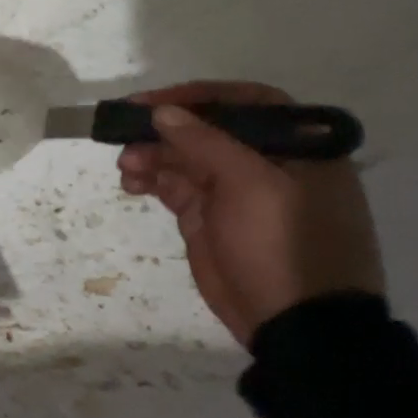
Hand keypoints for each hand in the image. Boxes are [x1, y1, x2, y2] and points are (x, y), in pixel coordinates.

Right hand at [116, 81, 383, 348]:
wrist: (292, 320)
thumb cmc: (283, 243)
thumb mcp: (252, 186)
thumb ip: (206, 142)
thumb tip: (161, 112)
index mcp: (296, 151)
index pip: (247, 103)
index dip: (198, 97)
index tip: (152, 103)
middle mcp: (266, 165)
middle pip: (205, 129)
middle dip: (162, 130)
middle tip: (122, 134)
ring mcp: (234, 191)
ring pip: (181, 155)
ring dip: (148, 154)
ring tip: (126, 169)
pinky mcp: (207, 214)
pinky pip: (170, 183)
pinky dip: (147, 178)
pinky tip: (131, 185)